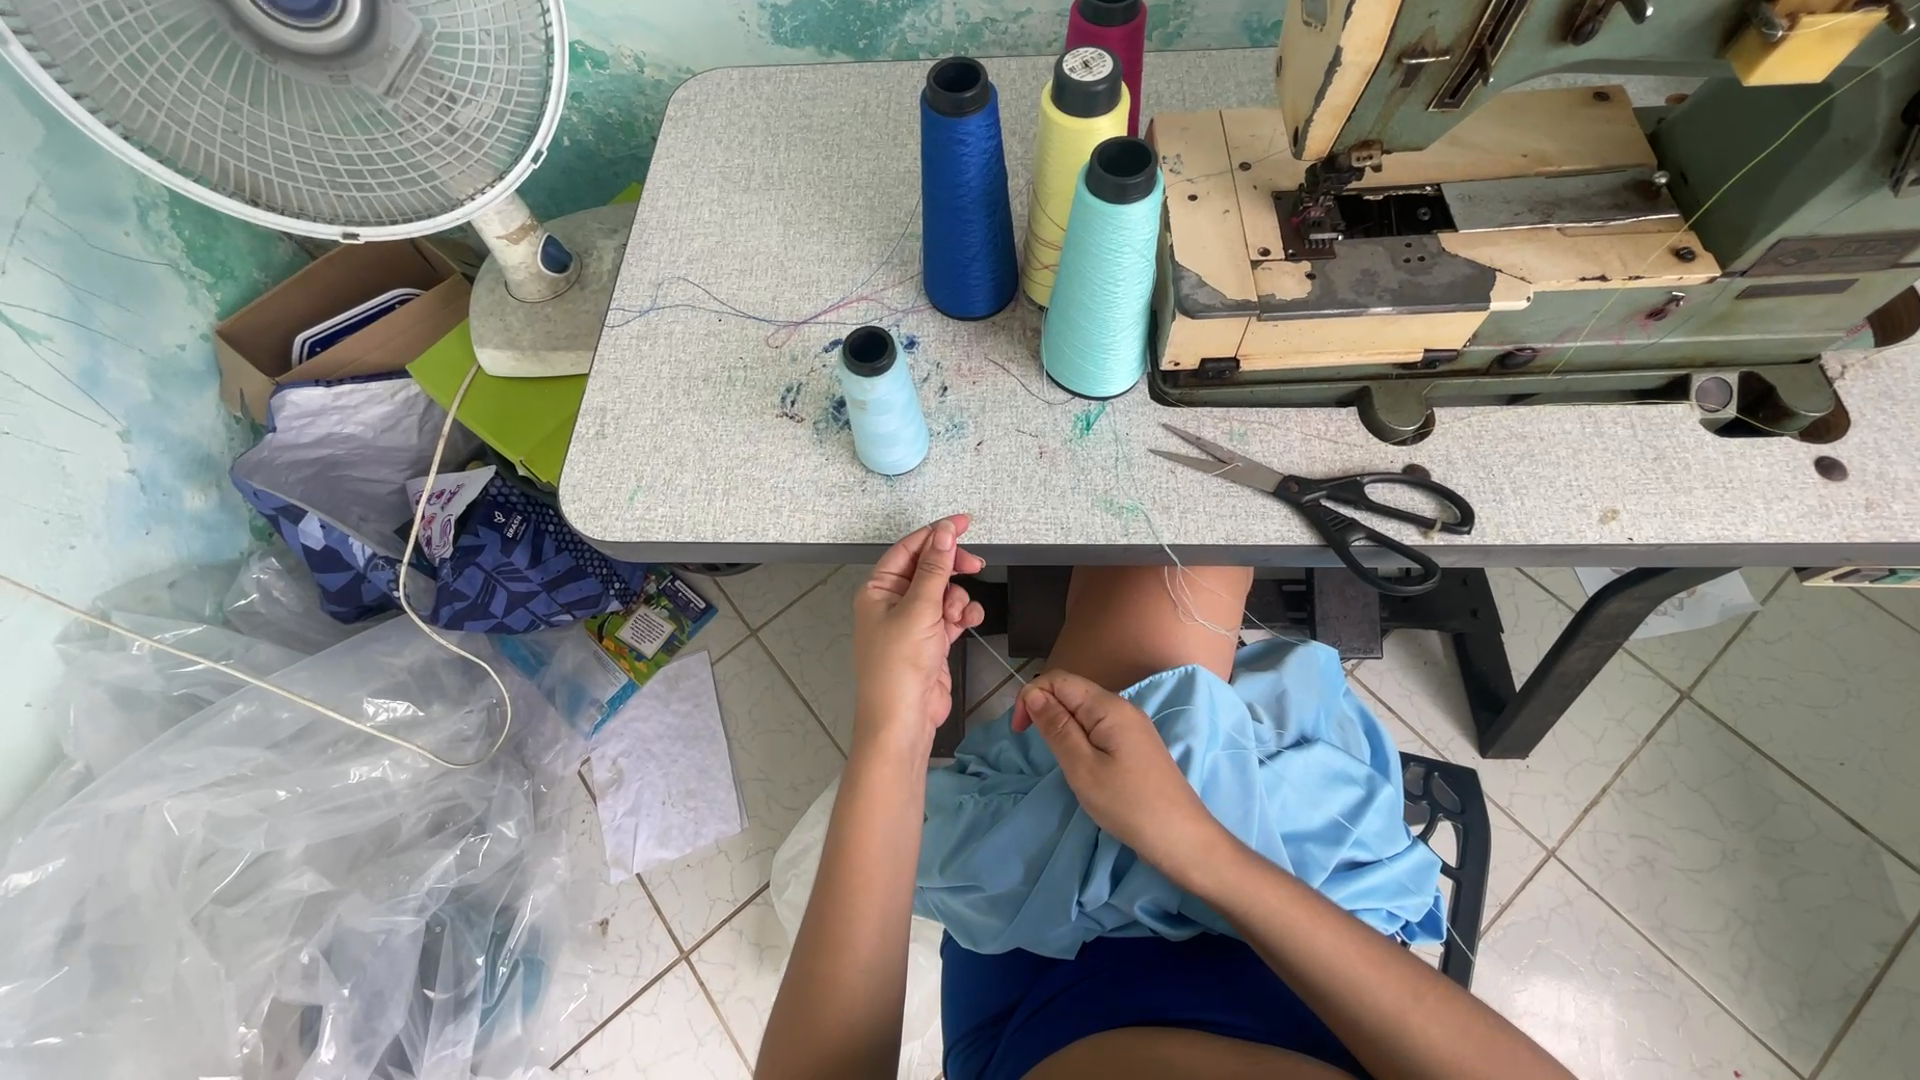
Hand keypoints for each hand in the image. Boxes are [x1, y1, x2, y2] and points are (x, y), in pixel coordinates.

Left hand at [852, 515, 985, 747]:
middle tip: (975, 565)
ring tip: (957, 615)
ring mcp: (912, 622)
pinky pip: (951, 615)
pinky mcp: (931, 640)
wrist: (904, 718)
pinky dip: (962, 615)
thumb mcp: (919, 609)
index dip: (936, 533)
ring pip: (944, 592)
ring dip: (957, 598)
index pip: (909, 549)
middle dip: (952, 568)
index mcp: (878, 589)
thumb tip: (945, 532)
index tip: (965, 522)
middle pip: (928, 569)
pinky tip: (966, 622)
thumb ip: (936, 568)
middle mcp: (892, 601)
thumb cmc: (899, 664)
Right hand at [1013, 669, 1224, 883]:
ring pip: (1084, 711)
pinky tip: (1079, 762)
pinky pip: (1099, 727)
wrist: (1182, 839)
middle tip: (1035, 747)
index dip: (1032, 696)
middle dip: (1045, 710)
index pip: (1059, 679)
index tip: (1019, 731)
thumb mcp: (1082, 767)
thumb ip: (1056, 727)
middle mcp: (1122, 707)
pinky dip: (1079, 737)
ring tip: (1057, 758)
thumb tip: (1033, 694)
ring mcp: (1132, 726)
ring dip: (1061, 725)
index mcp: (1108, 706)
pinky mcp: (1136, 745)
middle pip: (1072, 691)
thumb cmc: (1127, 804)